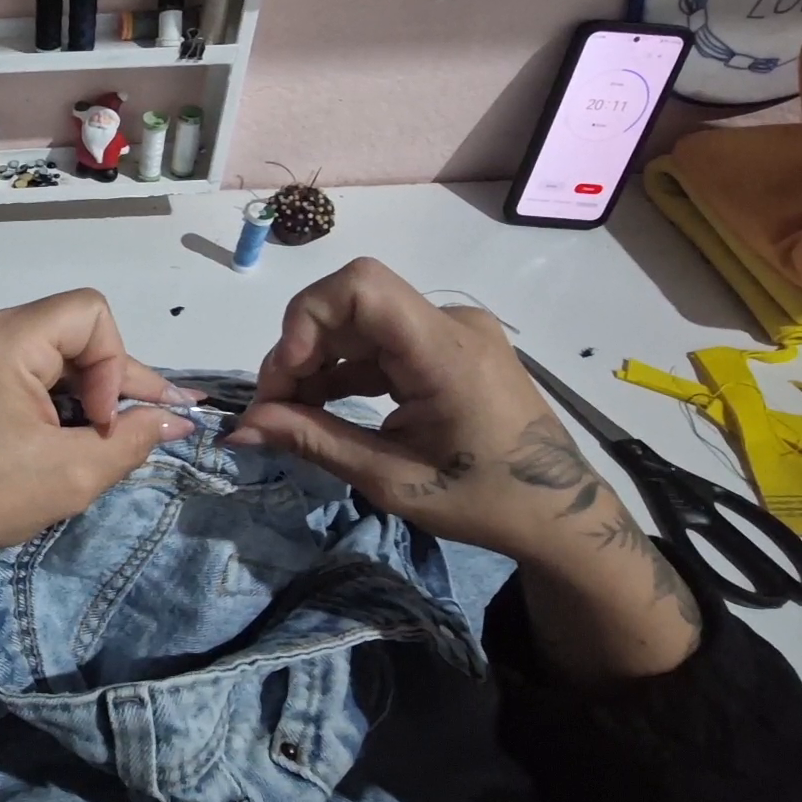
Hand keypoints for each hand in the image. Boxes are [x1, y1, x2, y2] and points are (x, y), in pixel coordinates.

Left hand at [0, 290, 195, 603]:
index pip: (89, 314)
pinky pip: (22, 363)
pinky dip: (51, 392)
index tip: (101, 422)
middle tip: (141, 426)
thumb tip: (175, 418)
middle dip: (107, 381)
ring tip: (103, 435)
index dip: (114, 364)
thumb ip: (133, 438)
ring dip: (82, 390)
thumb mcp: (71, 475)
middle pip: (70, 331)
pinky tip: (67, 428)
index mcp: (1, 338)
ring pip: (49, 349)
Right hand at [230, 258, 596, 565]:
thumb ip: (313, 441)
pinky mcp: (441, 345)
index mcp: (447, 353)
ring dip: (313, 361)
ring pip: (355, 321)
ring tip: (289, 411)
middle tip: (271, 406)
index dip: (307, 318)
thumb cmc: (485, 501)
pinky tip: (318, 405)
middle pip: (349, 303)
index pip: (362, 287)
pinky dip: (338, 368)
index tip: (285, 374)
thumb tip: (240, 428)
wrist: (562, 515)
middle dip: (298, 348)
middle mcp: (448, 324)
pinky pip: (374, 341)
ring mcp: (447, 331)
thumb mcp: (392, 481)